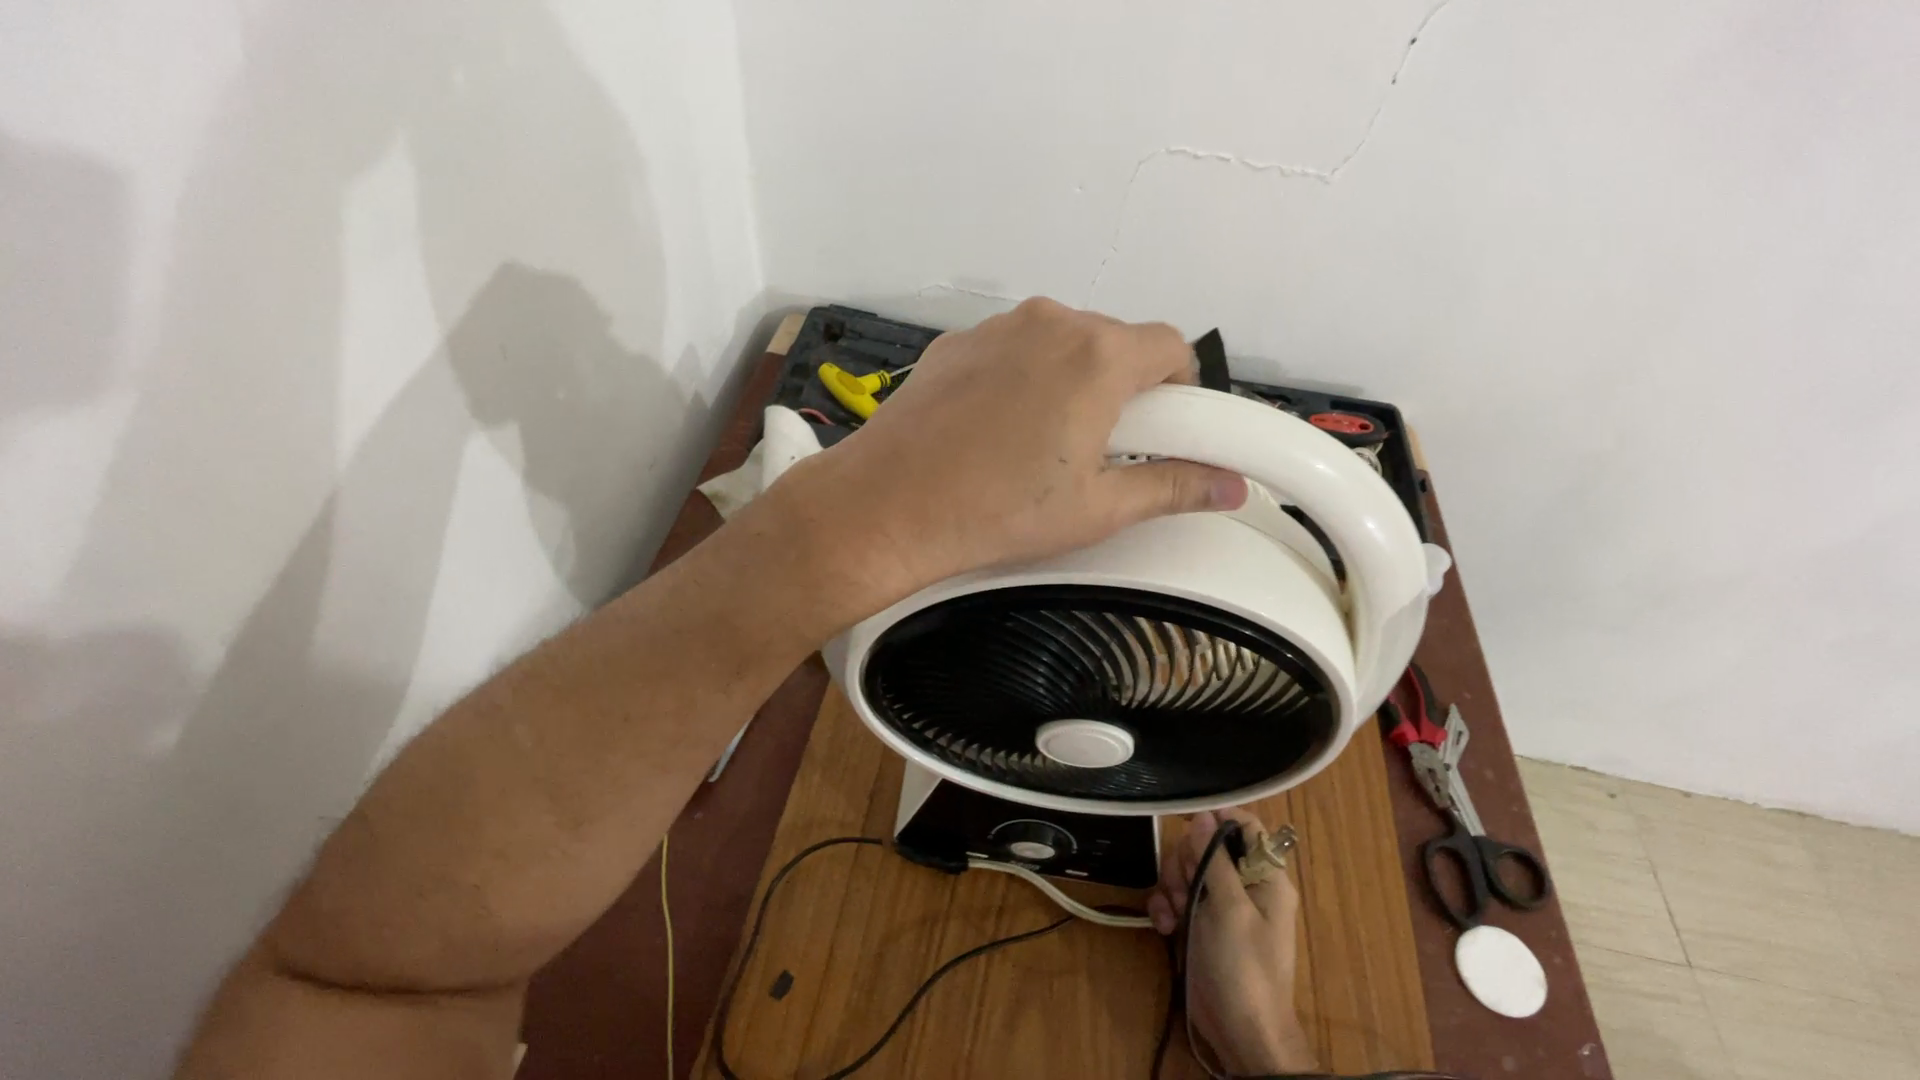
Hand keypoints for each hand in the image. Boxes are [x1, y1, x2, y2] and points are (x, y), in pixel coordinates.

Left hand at [768, 298, 1246, 622]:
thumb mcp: (1098, 508)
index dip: (1180, 388)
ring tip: (1044, 443)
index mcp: (1098, 357)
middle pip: (1114, 341)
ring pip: (1060, 343)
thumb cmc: (997, 511)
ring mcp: (997, 329)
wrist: (887, 507)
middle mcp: (1049, 324)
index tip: (1168, 427)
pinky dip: (1022, 378)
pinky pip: (1012, 350)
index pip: (1172, 346)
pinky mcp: (956, 344)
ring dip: (1070, 379)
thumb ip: (1172, 486)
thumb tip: (1226, 486)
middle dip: (1123, 387)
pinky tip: (997, 431)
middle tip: (1105, 447)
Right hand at [1148, 808, 1317, 1076]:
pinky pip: (1176, 898)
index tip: (1184, 820)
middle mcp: (1244, 886)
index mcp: (1266, 878)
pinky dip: (1166, 907)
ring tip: (1174, 914)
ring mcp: (1220, 905)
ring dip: (1172, 887)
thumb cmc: (1244, 968)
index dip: (1217, 818)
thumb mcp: (1230, 910)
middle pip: (1207, 846)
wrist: (1240, 1031)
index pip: (1246, 828)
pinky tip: (1166, 927)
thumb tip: (1204, 816)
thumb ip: (1216, 860)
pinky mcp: (1199, 923)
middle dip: (1187, 862)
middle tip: (1186, 888)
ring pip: (1187, 870)